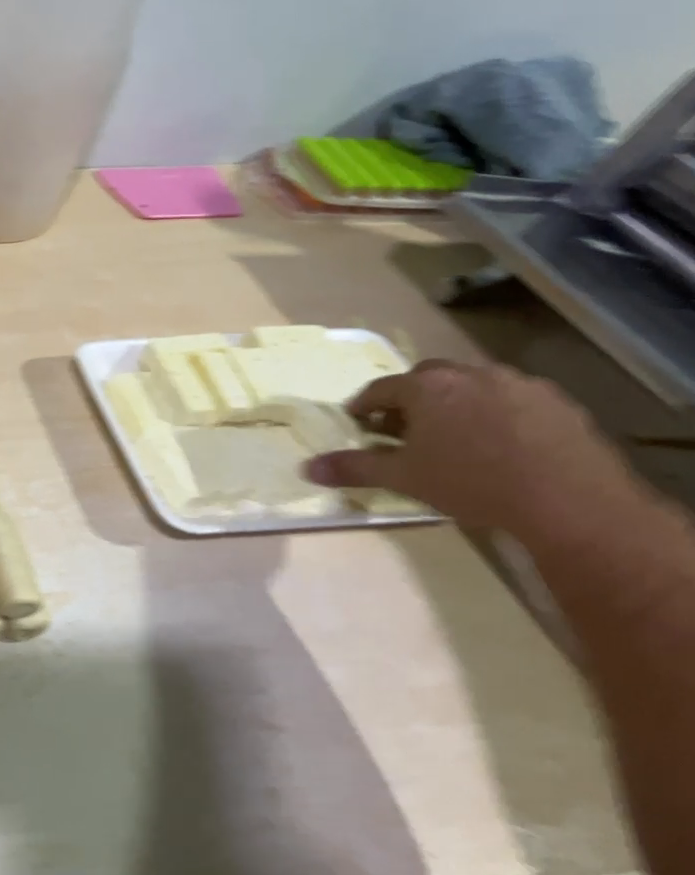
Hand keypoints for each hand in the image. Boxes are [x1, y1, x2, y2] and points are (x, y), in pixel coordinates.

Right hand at [304, 360, 643, 535]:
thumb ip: (353, 468)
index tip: (359, 422)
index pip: (381, 388)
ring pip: (474, 384)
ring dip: (456, 401)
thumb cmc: (470, 483)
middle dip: (411, 397)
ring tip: (452, 434)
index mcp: (428, 388)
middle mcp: (471, 374)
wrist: (568, 500)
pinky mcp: (557, 402)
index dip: (365, 405)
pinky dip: (495, 412)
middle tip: (404, 426)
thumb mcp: (403, 479)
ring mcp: (519, 384)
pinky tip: (498, 442)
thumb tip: (306, 468)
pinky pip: (512, 398)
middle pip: (429, 377)